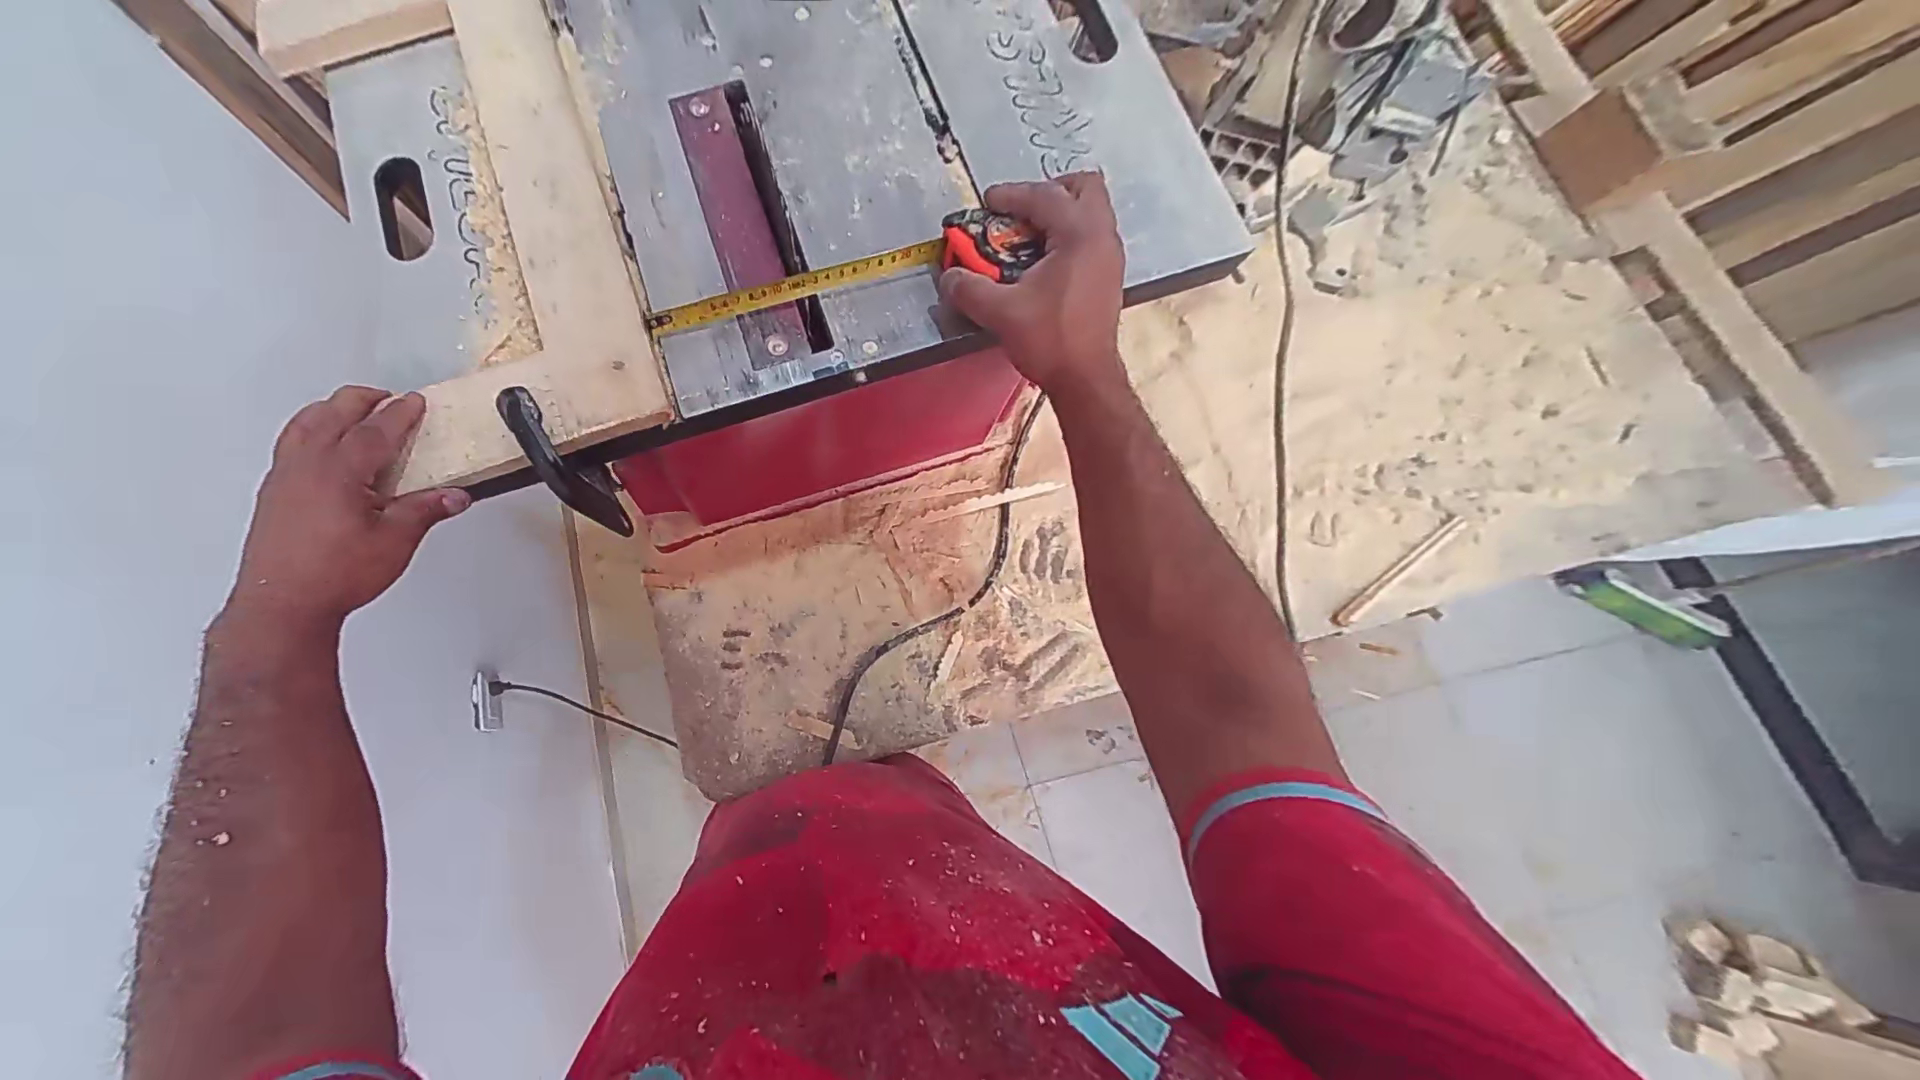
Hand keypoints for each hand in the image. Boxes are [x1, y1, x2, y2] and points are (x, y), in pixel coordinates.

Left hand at [228, 387, 468, 629]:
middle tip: (385, 397)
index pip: (373, 432)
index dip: (398, 414)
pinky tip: (324, 446)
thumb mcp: (397, 540)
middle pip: (329, 416)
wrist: (284, 603)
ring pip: (302, 427)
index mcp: (337, 472)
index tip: (415, 402)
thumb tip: (456, 496)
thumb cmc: (336, 572)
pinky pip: (291, 446)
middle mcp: (304, 468)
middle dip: (360, 401)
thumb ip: (426, 510)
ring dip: (329, 411)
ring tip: (352, 411)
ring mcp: (283, 479)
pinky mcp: (274, 495)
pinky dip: (311, 431)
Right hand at [939, 172, 1126, 397]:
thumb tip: (949, 278)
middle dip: (1049, 191)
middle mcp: (1102, 239)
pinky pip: (1091, 240)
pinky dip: (1067, 239)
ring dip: (1059, 216)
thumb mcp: (1001, 312)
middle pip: (1083, 188)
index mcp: (1080, 235)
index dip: (1011, 195)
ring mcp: (1110, 260)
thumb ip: (969, 289)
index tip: (989, 202)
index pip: (1044, 195)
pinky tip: (1043, 265)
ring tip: (1027, 239)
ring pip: (1091, 213)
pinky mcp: (1108, 280)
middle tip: (1020, 212)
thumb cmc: (1052, 342)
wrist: (1085, 379)